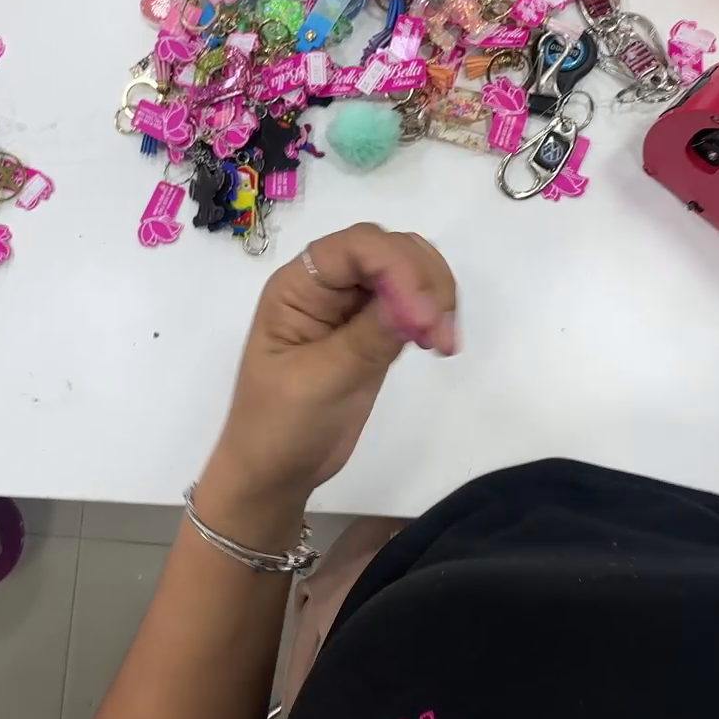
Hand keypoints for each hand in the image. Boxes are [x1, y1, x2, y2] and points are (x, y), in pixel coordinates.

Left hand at [205, 224, 458, 507]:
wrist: (275, 471)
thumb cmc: (278, 425)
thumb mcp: (317, 382)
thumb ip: (365, 339)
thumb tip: (414, 301)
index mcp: (297, 286)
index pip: (353, 247)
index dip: (396, 266)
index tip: (423, 316)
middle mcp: (326, 285)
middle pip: (387, 248)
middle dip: (422, 278)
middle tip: (439, 332)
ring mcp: (352, 305)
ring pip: (407, 269)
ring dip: (435, 293)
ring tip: (443, 342)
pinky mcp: (376, 328)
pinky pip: (412, 301)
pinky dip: (434, 312)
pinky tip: (440, 342)